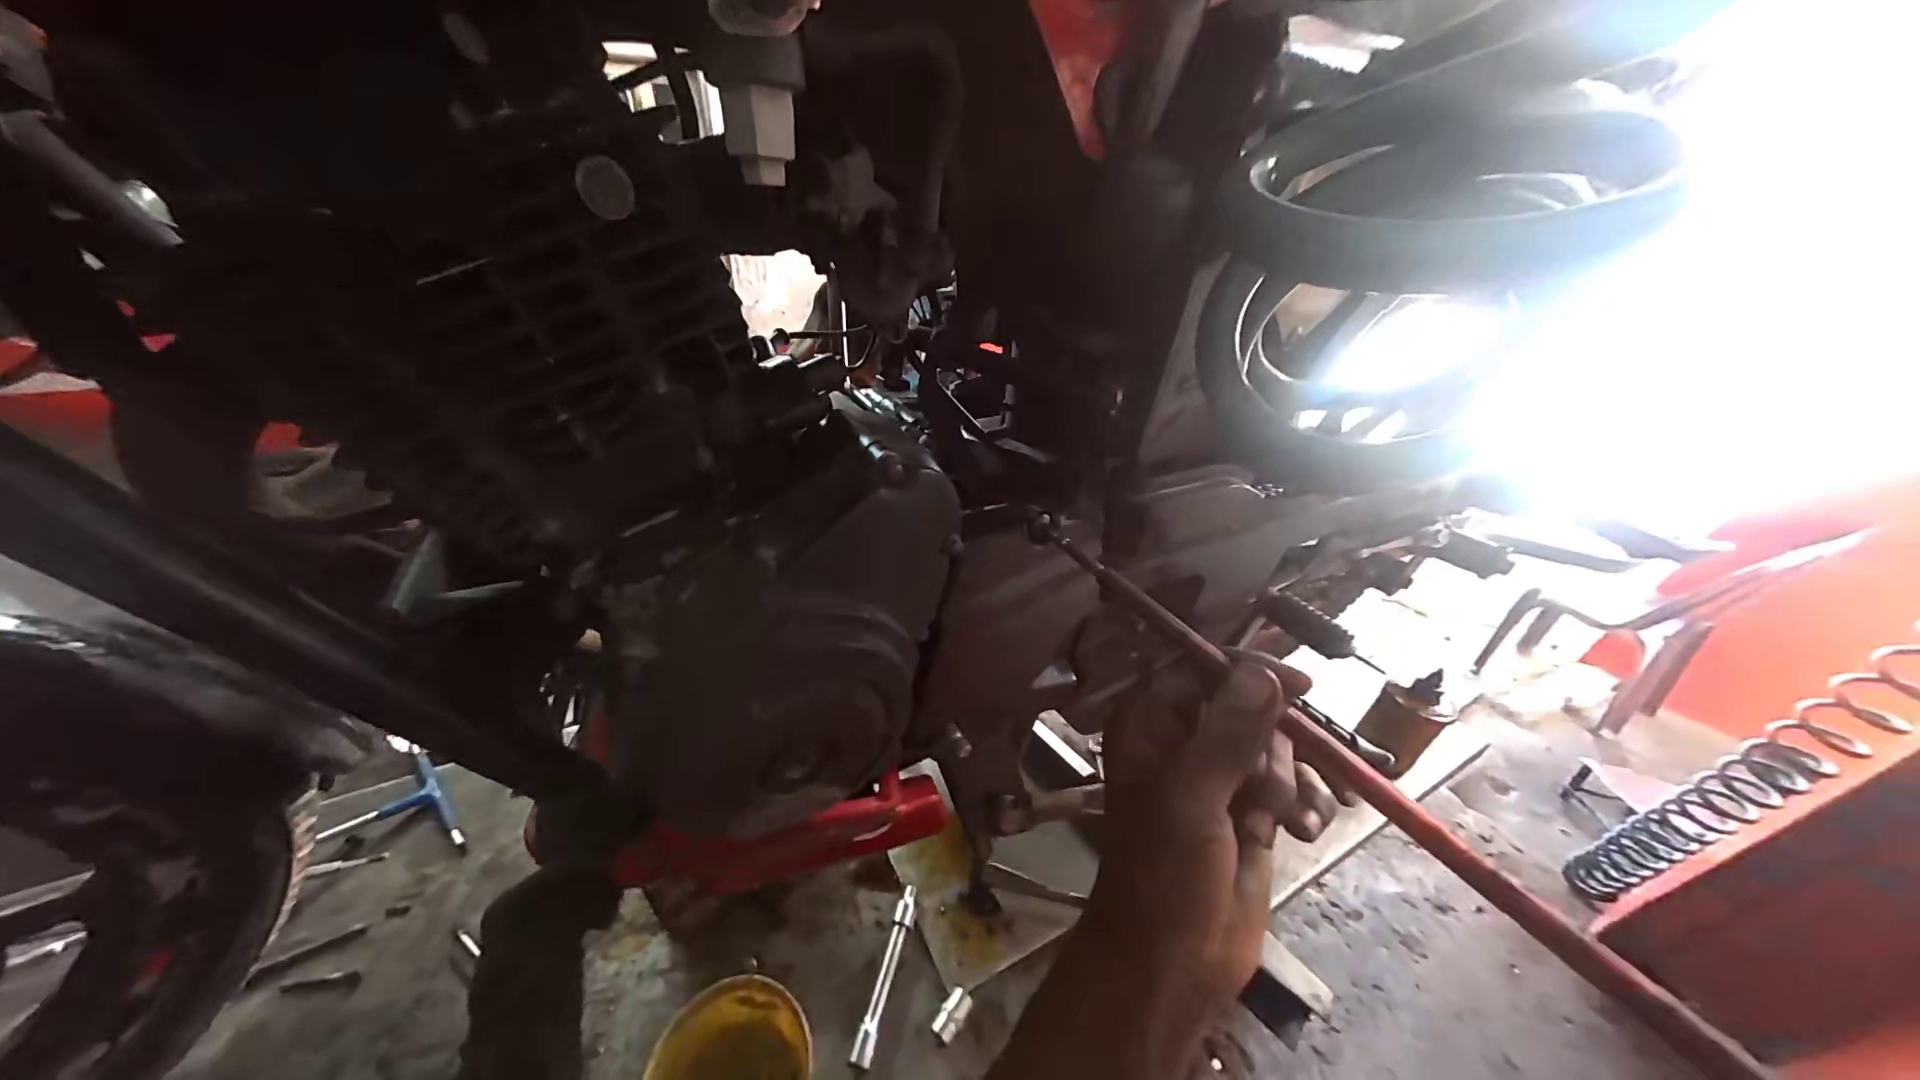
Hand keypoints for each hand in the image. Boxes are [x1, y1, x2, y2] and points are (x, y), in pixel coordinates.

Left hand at [985, 649, 1347, 1079]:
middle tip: (1263, 784)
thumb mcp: (1191, 797)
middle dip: (1270, 740)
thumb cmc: (1164, 872)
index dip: (1245, 669)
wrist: (1175, 960)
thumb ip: (1227, 733)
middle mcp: (1182, 740)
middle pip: (1245, 705)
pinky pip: (1292, 783)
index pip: (1197, 669)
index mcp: (1149, 724)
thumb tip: (1263, 674)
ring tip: (1271, 818)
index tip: (1296, 682)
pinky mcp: (1252, 810)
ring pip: (1274, 745)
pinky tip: (1298, 833)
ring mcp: (1220, 776)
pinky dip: (1304, 803)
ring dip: (1288, 778)